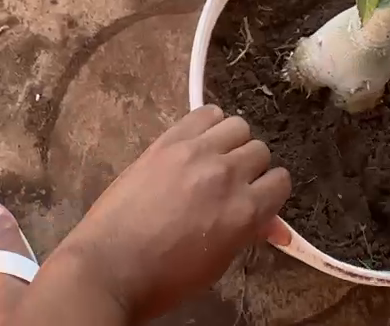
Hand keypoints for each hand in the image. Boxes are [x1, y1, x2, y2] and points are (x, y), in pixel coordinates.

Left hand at [45, 106, 290, 321]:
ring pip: (238, 125)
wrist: (108, 267)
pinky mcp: (171, 138)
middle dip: (250, 167)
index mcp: (244, 212)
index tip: (257, 197)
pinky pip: (206, 112)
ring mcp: (198, 151)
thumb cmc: (165, 278)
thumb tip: (275, 225)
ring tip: (214, 158)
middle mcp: (228, 174)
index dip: (269, 191)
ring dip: (231, 142)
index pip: (280, 181)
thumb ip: (248, 233)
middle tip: (231, 182)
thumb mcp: (216, 263)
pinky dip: (209, 124)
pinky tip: (198, 141)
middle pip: (259, 150)